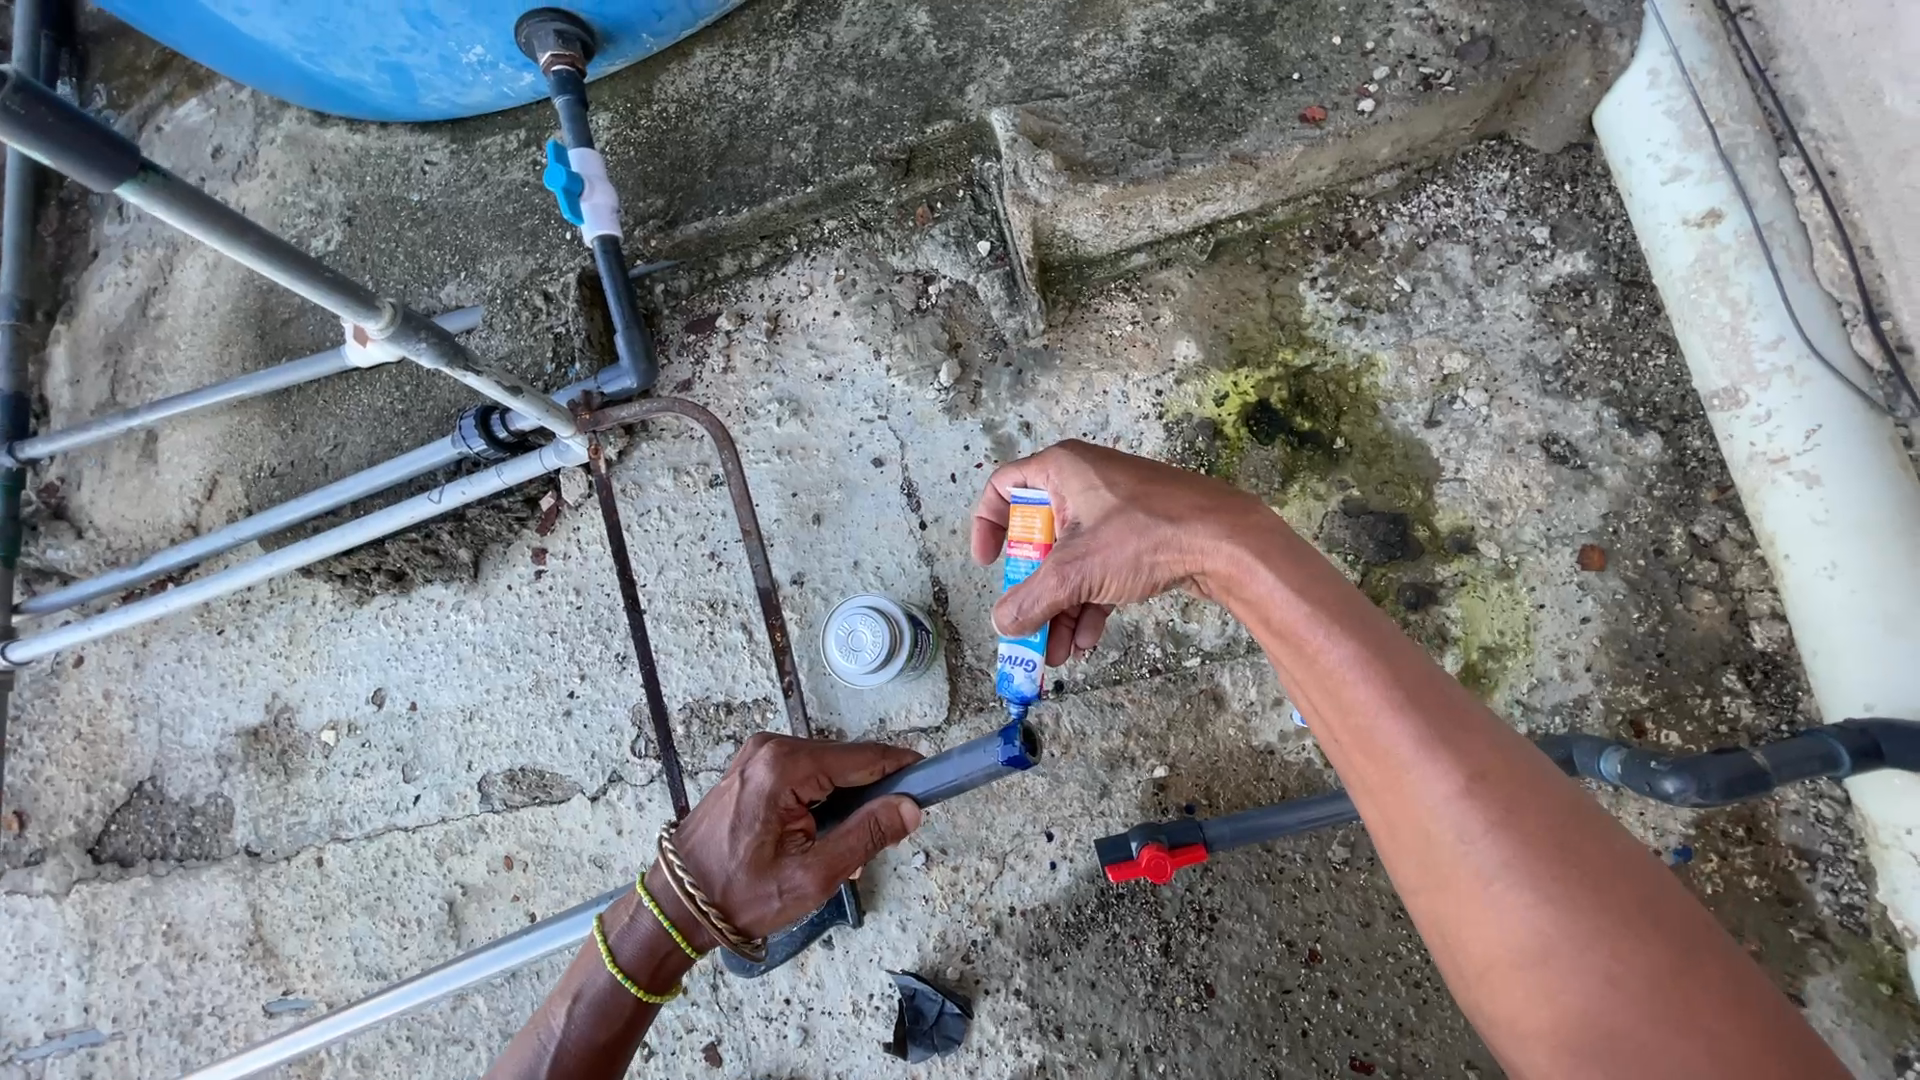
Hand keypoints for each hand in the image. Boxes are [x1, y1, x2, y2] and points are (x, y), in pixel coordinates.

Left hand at [658, 733, 923, 944]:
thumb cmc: (739, 896)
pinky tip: (820, 834)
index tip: (931, 776)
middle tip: (880, 836)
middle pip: (844, 761)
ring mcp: (759, 753)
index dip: (900, 768)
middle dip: (868, 795)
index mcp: (785, 765)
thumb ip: (866, 835)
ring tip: (842, 846)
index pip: (861, 758)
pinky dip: (821, 799)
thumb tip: (910, 808)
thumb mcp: (813, 876)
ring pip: (826, 768)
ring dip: (844, 801)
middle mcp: (771, 747)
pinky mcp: (753, 766)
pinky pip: (804, 773)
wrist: (676, 905)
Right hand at [970, 440, 1272, 662]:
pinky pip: (1099, 569)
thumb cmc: (1145, 535)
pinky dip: (1089, 603)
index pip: (1003, 487)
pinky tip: (1088, 642)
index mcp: (1061, 470)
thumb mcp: (1076, 571)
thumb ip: (1031, 600)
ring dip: (1060, 608)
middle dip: (1032, 590)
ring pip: (1070, 561)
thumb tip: (1002, 625)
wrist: (1227, 541)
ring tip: (1057, 655)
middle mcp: (1083, 484)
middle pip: (1038, 538)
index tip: (988, 564)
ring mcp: (1113, 511)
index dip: (987, 525)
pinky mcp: (1138, 535)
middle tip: (1026, 624)